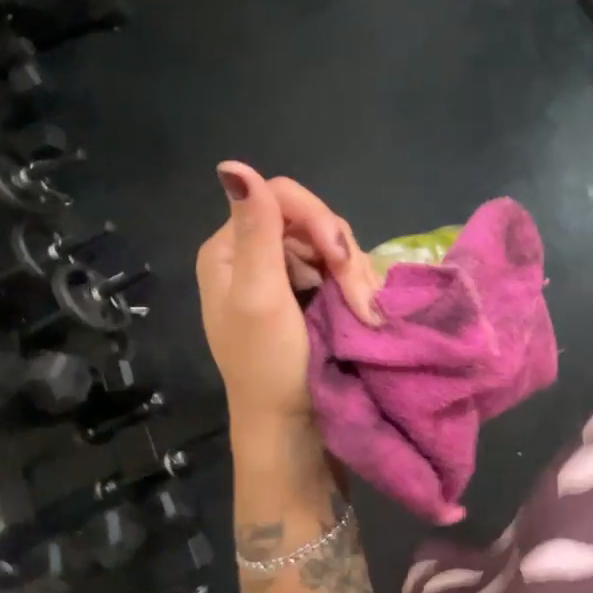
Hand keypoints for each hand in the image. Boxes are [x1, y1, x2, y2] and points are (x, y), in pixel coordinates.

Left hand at [194, 162, 380, 425]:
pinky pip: (346, 269)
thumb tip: (232, 165)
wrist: (293, 428)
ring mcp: (288, 276)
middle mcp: (256, 254)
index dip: (319, 220)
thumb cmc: (270, 366)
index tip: (340, 260)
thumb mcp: (259, 296)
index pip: (281, 197)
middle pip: (315, 220)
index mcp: (230, 249)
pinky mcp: (314, 296)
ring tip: (362, 315)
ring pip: (337, 245)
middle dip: (342, 256)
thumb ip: (256, 231)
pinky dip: (359, 288)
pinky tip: (363, 313)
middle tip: (357, 300)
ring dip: (356, 277)